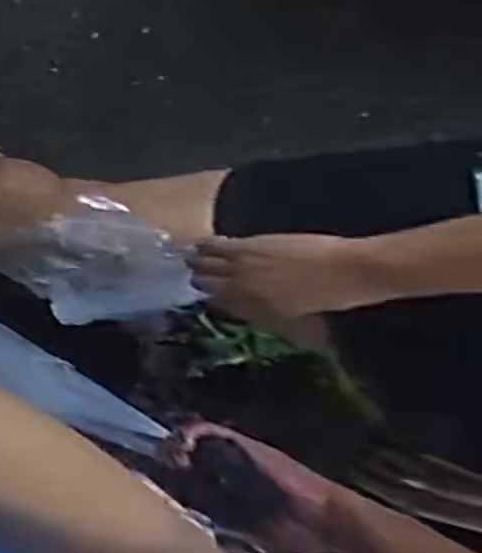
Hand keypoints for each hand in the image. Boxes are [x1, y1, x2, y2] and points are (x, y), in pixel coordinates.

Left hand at [164, 422, 351, 552]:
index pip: (188, 464)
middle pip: (183, 445)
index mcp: (230, 480)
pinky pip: (207, 428)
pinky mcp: (246, 444)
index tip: (155, 474)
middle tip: (162, 465)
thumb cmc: (302, 531)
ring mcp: (237, 450)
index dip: (168, 465)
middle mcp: (230, 461)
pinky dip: (189, 433)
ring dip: (173, 441)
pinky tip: (184, 448)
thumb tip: (187, 522)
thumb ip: (221, 522)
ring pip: (190, 433)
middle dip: (165, 451)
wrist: (338, 523)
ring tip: (172, 459)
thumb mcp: (251, 529)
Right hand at [189, 233, 390, 348]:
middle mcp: (243, 288)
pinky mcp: (244, 247)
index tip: (210, 293)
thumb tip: (252, 306)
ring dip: (196, 261)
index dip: (213, 297)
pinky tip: (201, 244)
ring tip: (194, 257)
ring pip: (201, 263)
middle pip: (203, 282)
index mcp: (259, 307)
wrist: (360, 269)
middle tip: (199, 274)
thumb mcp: (305, 308)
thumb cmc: (343, 294)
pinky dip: (204, 245)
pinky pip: (212, 245)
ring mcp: (242, 266)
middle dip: (199, 278)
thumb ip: (273, 306)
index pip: (220, 303)